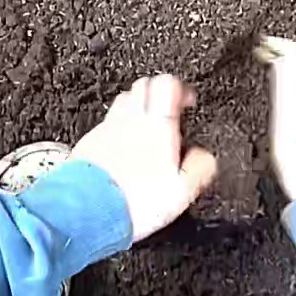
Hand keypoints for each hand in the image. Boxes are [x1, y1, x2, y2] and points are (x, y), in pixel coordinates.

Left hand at [71, 73, 218, 241]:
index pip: (168, 84)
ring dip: (137, 107)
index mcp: (158, 125)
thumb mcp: (183, 190)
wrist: (89, 211)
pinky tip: (122, 149)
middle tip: (168, 110)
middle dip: (158, 92)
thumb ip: (200, 167)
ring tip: (146, 127)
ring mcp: (108, 129)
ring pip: (124, 101)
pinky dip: (118, 128)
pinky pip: (107, 124)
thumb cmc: (136, 200)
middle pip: (144, 85)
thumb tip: (205, 157)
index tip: (187, 102)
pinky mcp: (89, 142)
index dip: (180, 88)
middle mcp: (131, 120)